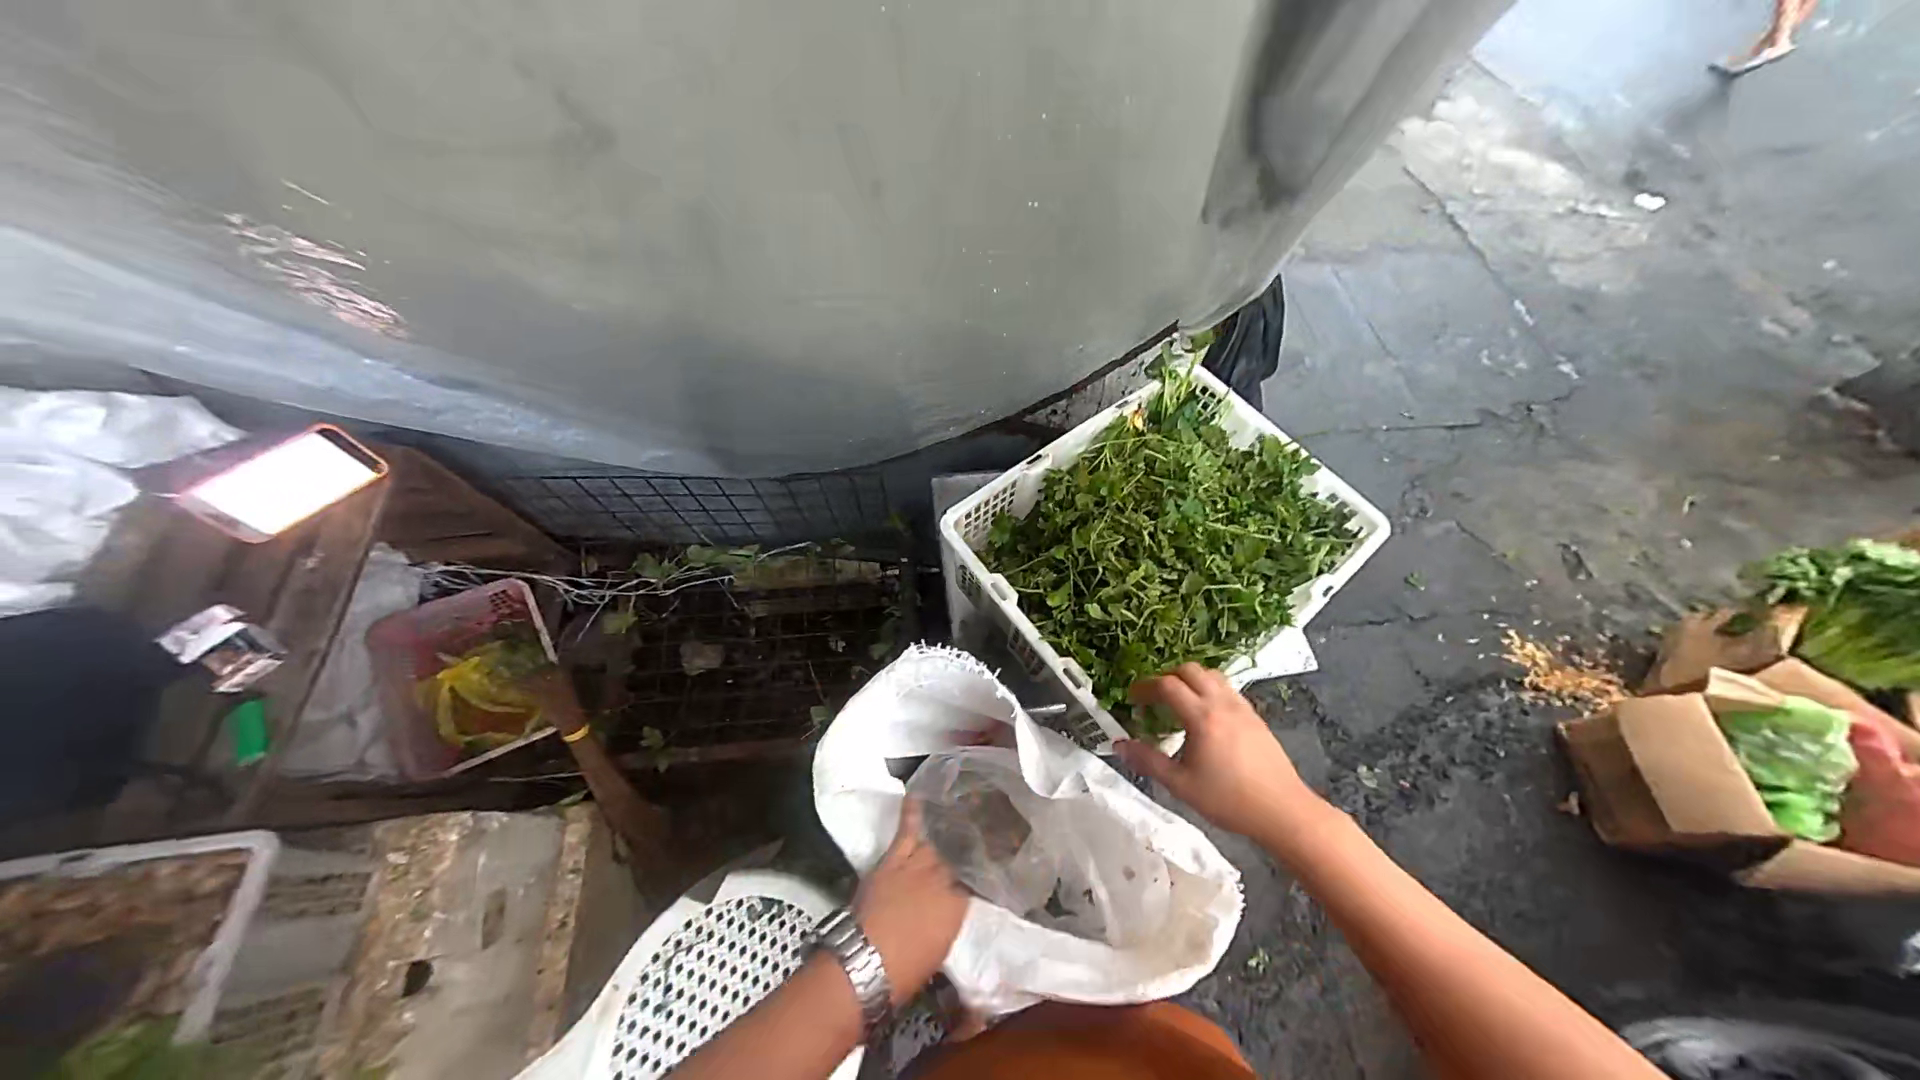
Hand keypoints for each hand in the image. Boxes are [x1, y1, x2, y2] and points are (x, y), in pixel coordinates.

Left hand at [853, 799, 968, 1005]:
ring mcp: (917, 865)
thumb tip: (953, 906)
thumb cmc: (905, 971)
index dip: (982, 873)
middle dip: (968, 849)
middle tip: (978, 835)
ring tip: (959, 813)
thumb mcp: (940, 948)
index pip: (977, 882)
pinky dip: (912, 813)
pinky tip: (918, 793)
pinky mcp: (893, 860)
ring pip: (937, 843)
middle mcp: (943, 880)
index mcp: (959, 906)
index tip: (990, 863)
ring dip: (946, 833)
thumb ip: (949, 919)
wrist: (865, 962)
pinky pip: (906, 831)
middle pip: (958, 858)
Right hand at [1115, 664, 1332, 844]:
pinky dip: (1209, 690)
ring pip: (1212, 675)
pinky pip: (1227, 690)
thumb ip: (1148, 761)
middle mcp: (1222, 704)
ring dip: (1190, 680)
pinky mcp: (1256, 718)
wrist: (1284, 812)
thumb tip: (1119, 745)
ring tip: (1179, 702)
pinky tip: (1205, 716)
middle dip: (1167, 677)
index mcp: (1202, 717)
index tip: (1132, 699)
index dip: (1145, 687)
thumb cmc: (1229, 800)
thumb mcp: (1181, 785)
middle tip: (1154, 697)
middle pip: (1190, 671)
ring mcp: (1242, 708)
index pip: (1167, 686)